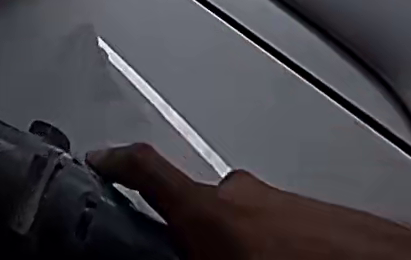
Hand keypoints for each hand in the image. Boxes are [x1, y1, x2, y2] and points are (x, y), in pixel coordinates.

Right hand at [86, 143, 410, 259]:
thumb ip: (201, 251)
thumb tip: (187, 246)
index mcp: (211, 215)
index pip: (146, 169)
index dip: (115, 162)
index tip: (97, 160)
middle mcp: (239, 196)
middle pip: (195, 209)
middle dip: (192, 243)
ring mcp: (278, 201)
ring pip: (240, 224)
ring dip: (239, 253)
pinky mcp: (312, 212)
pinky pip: (274, 230)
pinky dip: (272, 253)